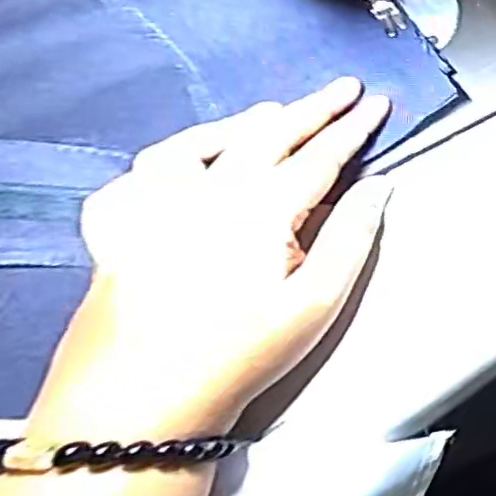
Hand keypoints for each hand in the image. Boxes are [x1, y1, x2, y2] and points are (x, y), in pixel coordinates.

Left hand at [24, 78, 393, 442]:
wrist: (136, 406)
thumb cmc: (243, 351)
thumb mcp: (319, 298)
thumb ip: (352, 233)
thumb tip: (379, 185)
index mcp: (256, 213)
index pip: (317, 156)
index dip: (353, 127)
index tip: (377, 104)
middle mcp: (200, 200)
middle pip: (262, 137)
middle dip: (309, 109)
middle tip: (342, 89)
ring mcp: (149, 216)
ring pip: (192, 147)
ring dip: (239, 124)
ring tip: (271, 114)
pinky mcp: (116, 239)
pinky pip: (130, 183)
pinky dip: (163, 163)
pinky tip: (181, 165)